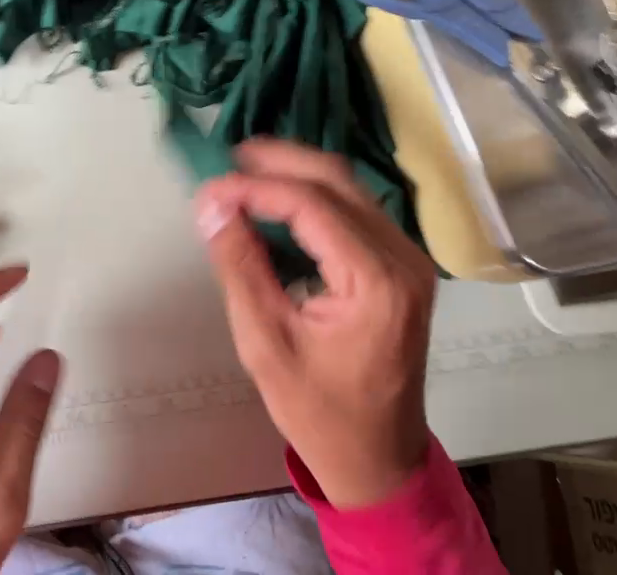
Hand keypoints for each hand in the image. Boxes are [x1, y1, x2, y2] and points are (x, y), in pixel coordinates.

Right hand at [195, 139, 437, 508]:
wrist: (378, 458)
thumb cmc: (318, 410)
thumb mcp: (265, 342)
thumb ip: (239, 265)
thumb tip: (210, 204)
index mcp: (376, 281)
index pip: (311, 205)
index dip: (255, 188)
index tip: (208, 189)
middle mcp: (402, 259)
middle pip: (337, 180)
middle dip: (278, 161)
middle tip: (225, 159)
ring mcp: (408, 259)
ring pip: (348, 187)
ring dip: (294, 173)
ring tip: (243, 174)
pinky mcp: (400, 265)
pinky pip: (355, 208)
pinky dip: (312, 195)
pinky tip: (276, 200)